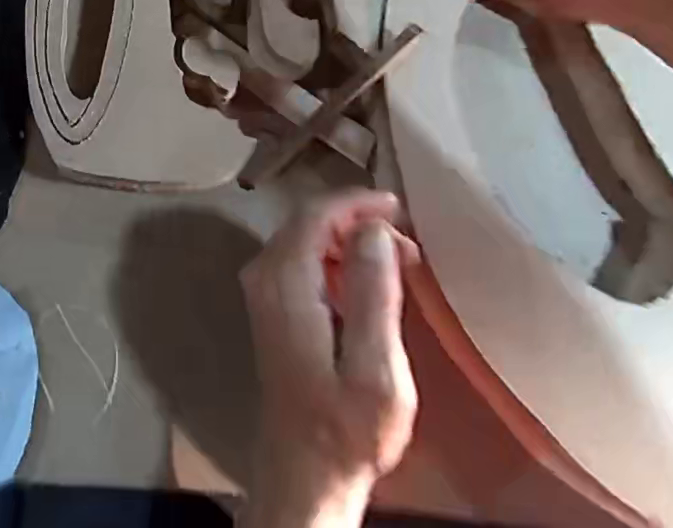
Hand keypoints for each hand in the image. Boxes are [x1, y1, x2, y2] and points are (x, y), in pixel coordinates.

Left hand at [240, 190, 418, 527]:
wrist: (302, 470)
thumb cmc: (346, 427)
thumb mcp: (377, 369)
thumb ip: (374, 293)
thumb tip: (375, 230)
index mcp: (284, 281)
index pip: (314, 214)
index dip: (356, 202)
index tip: (399, 206)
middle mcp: (264, 274)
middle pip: (307, 221)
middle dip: (358, 220)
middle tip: (409, 244)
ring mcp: (263, 289)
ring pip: (305, 238)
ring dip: (350, 240)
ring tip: (400, 262)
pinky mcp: (271, 304)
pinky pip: (303, 261)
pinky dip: (337, 259)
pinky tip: (370, 282)